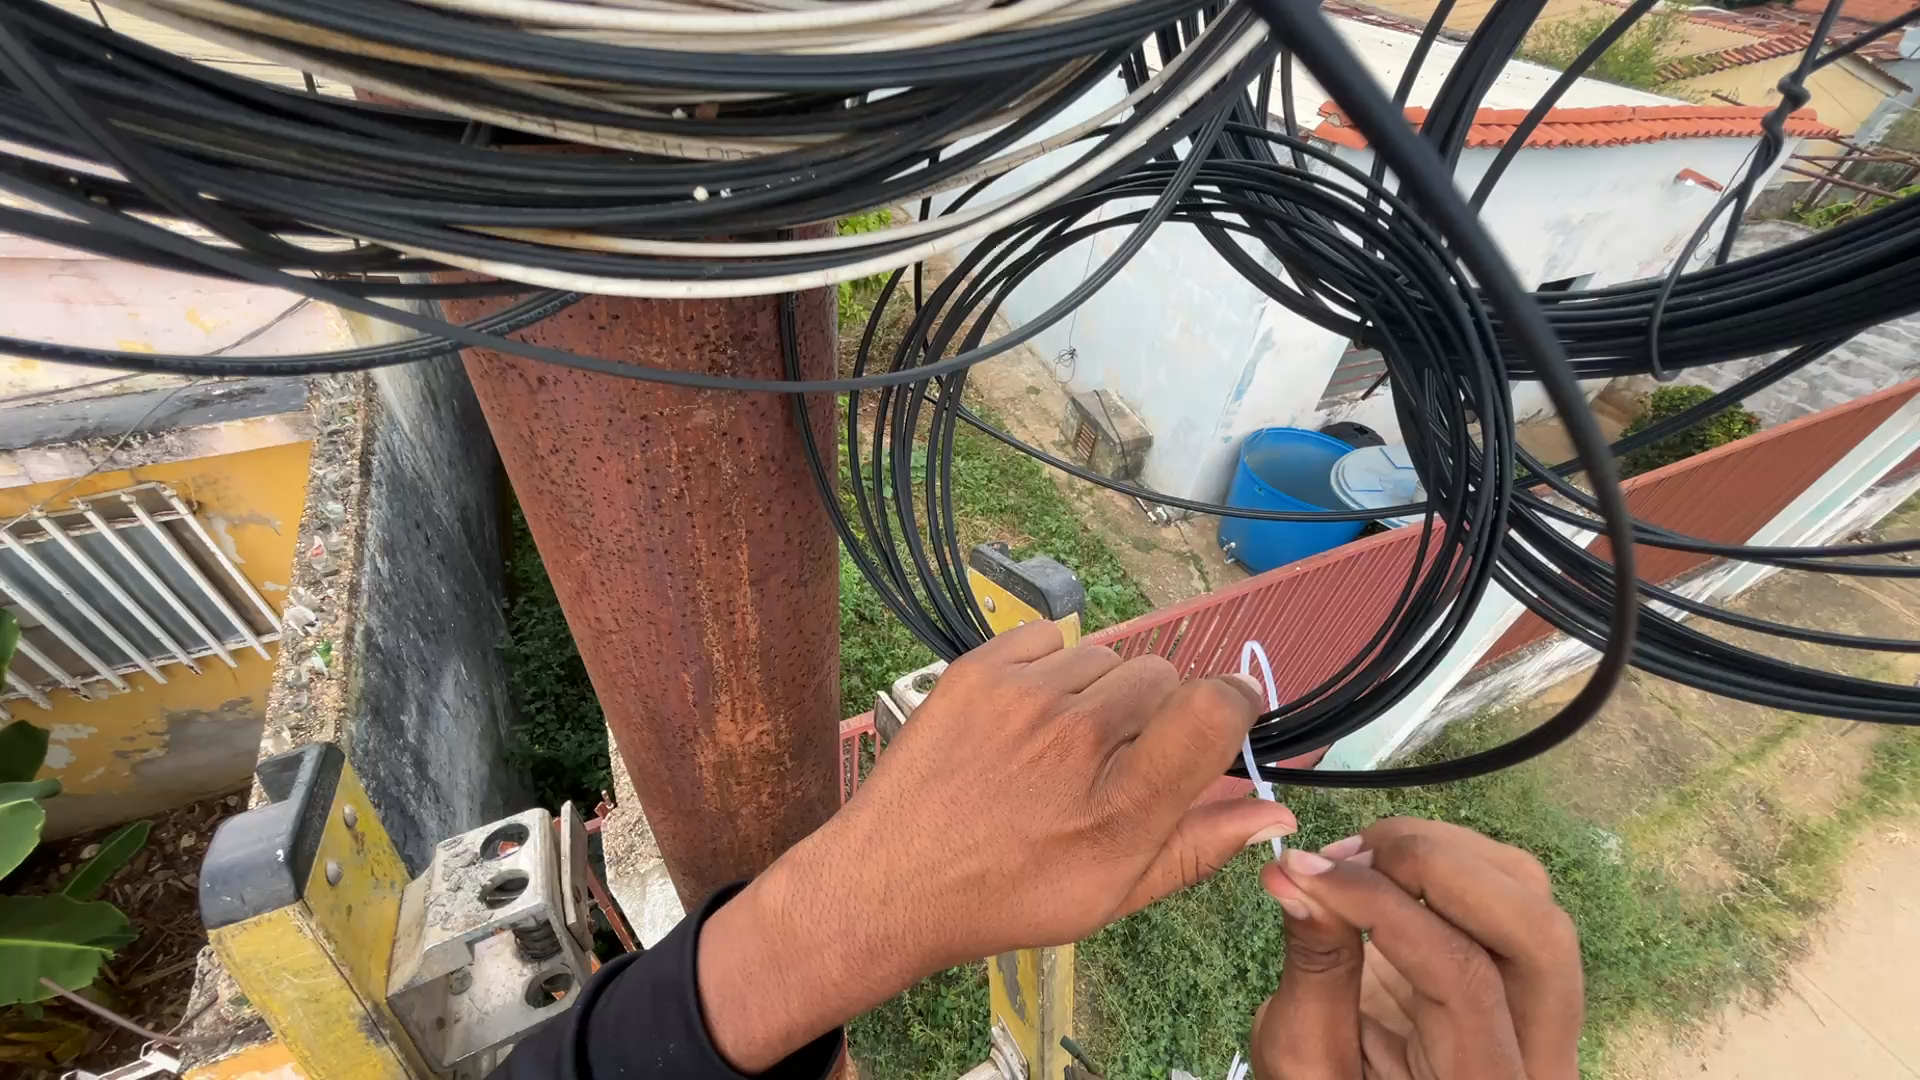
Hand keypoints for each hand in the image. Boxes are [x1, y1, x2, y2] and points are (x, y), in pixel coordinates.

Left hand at [699, 620, 1298, 1070]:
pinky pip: (1048, 636)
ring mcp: (1023, 694)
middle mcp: (1078, 737)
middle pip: (1162, 675)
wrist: (892, 875)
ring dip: (1100, 689)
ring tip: (1062, 735)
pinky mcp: (978, 668)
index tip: (1230, 708)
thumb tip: (1275, 811)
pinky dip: (1050, 666)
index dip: (1236, 701)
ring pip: (1105, 655)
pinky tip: (1028, 708)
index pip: (1213, 711)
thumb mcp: (1112, 893)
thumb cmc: (1008, 893)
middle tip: (1116, 749)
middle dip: (1153, 710)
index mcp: (1123, 805)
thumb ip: (1198, 846)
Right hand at [1251, 818, 1582, 1079]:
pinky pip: (1501, 888)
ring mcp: (1541, 1010)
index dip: (1376, 902)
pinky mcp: (1511, 970)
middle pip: (1535, 926)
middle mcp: (1543, 1053)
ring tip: (1356, 859)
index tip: (1300, 868)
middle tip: (1346, 860)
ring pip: (1526, 890)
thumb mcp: (1303, 1058)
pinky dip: (1436, 855)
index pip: (1462, 972)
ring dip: (1434, 850)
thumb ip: (1313, 967)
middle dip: (1432, 865)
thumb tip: (1294, 874)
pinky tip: (1376, 866)